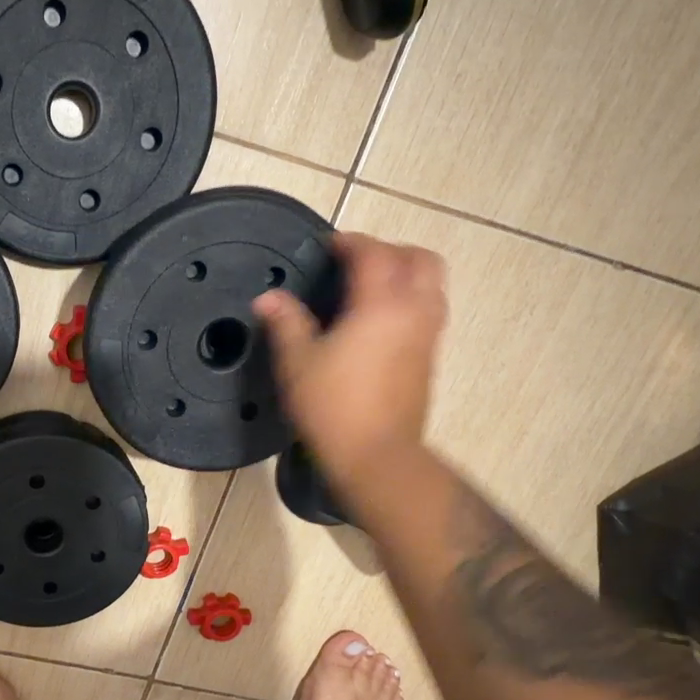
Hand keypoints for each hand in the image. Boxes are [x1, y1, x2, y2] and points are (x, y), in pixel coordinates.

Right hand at [256, 232, 446, 479]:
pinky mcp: (429, 359)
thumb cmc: (333, 407)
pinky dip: (409, 301)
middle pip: (418, 259)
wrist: (376, 456)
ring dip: (405, 274)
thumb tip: (268, 298)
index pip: (372, 253)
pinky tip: (379, 323)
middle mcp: (413, 311)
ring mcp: (428, 336)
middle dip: (389, 251)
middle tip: (356, 263)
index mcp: (381, 303)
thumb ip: (285, 323)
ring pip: (431, 284)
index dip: (349, 242)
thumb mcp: (297, 363)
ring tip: (370, 289)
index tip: (327, 246)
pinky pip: (429, 311)